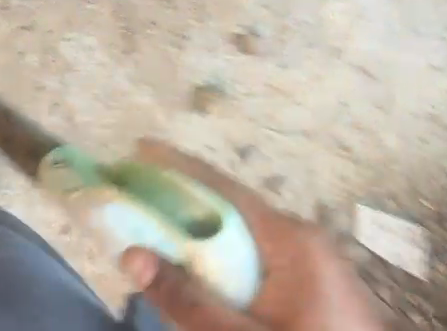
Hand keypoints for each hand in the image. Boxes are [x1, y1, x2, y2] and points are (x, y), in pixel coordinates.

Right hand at [117, 141, 387, 330]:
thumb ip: (189, 299)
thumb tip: (128, 254)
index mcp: (292, 238)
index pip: (221, 186)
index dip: (174, 165)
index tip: (136, 147)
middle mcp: (304, 240)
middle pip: (227, 210)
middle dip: (180, 205)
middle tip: (134, 201)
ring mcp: (315, 266)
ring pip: (241, 239)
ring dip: (199, 239)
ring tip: (157, 239)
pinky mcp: (317, 292)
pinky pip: (257, 262)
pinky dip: (223, 264)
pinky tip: (202, 279)